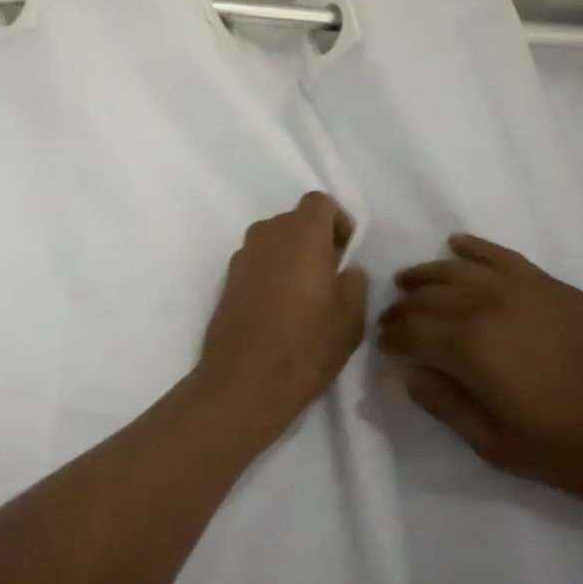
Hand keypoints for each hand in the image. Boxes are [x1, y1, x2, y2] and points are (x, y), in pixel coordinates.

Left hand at [196, 192, 368, 437]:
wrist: (244, 381)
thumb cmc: (306, 346)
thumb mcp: (351, 318)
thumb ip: (355, 283)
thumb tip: (347, 270)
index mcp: (300, 233)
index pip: (319, 202)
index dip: (337, 221)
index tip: (345, 253)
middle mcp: (267, 234)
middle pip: (295, 221)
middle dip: (315, 241)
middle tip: (330, 278)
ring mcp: (242, 255)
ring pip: (274, 242)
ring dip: (291, 257)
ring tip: (305, 298)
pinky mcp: (227, 279)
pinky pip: (257, 262)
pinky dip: (271, 273)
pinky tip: (280, 311)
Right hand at [378, 234, 582, 505]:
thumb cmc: (574, 448)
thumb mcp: (498, 445)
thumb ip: (444, 405)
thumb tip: (405, 374)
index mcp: (469, 347)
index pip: (410, 332)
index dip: (389, 339)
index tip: (380, 347)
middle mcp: (485, 305)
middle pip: (428, 298)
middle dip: (402, 309)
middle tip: (390, 321)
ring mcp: (520, 289)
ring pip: (456, 270)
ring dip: (426, 275)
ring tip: (409, 284)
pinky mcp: (549, 284)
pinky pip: (500, 255)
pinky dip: (474, 247)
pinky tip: (457, 244)